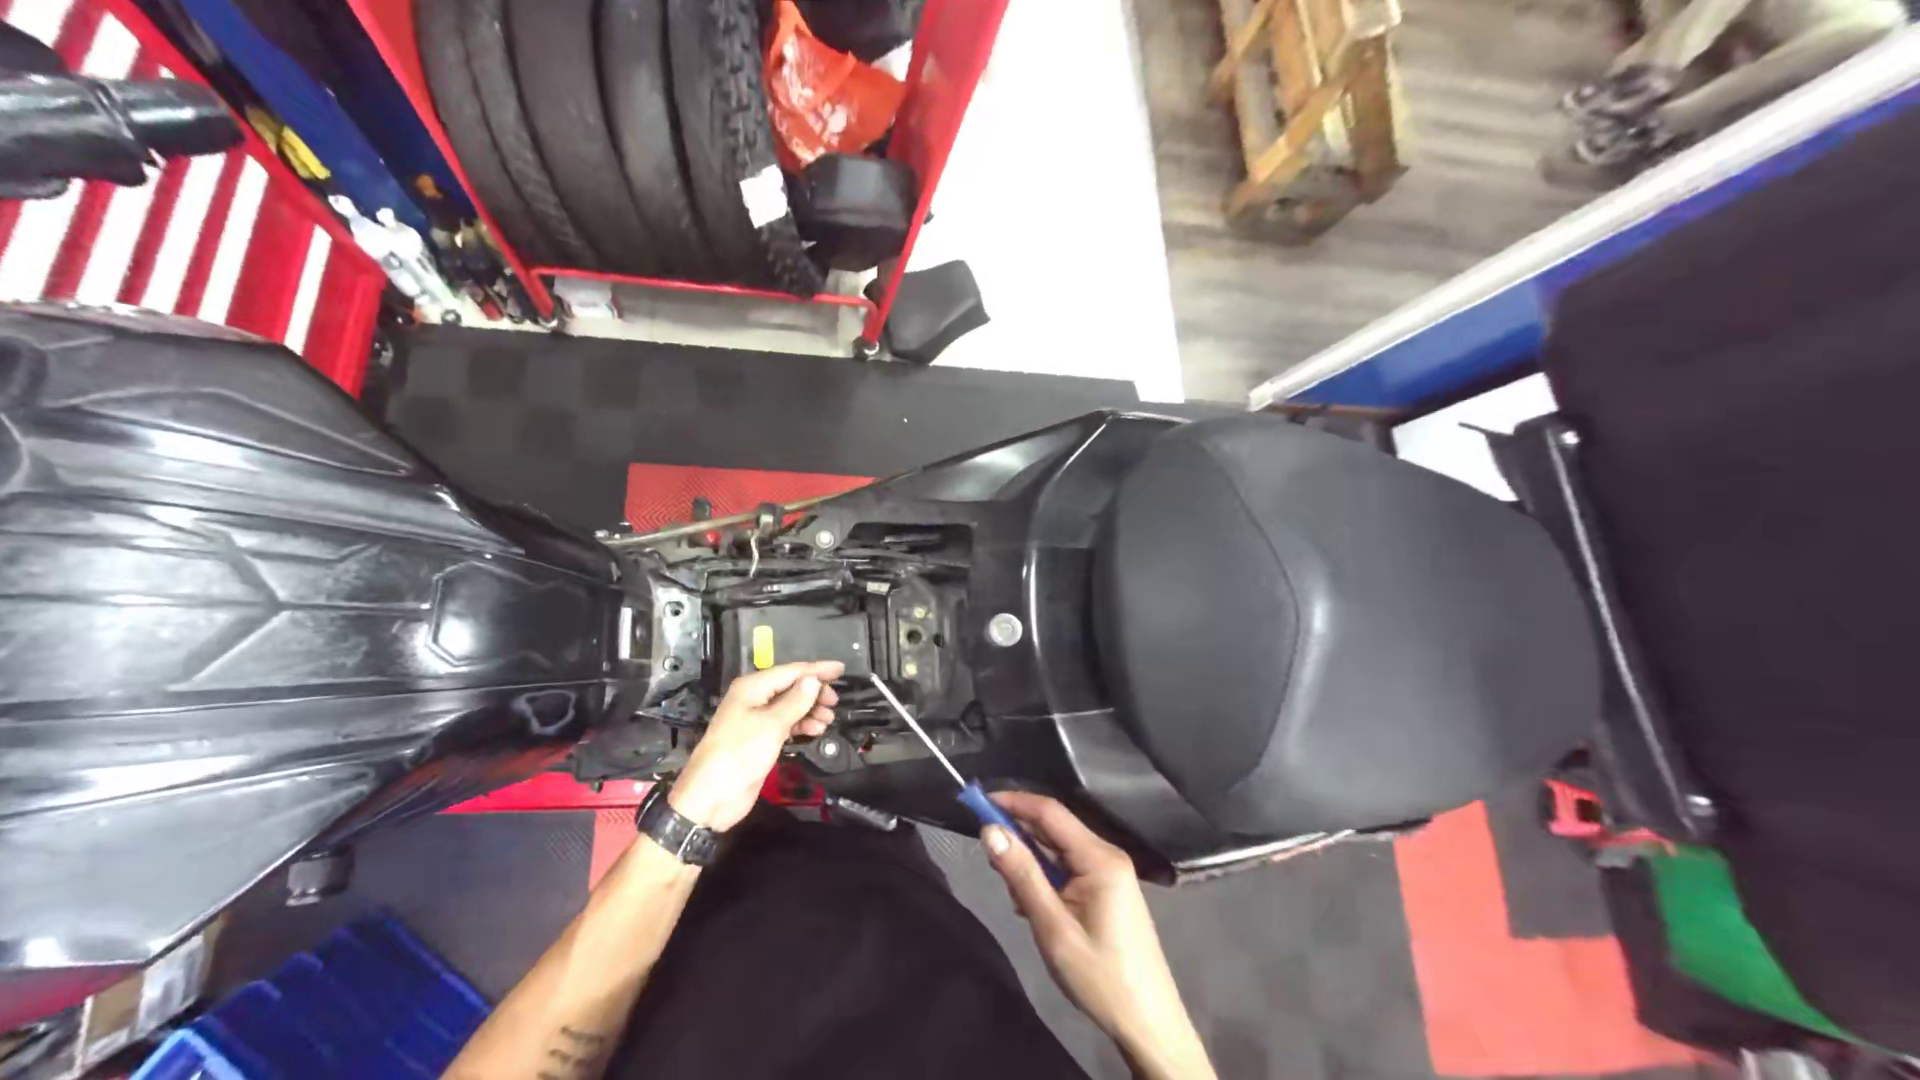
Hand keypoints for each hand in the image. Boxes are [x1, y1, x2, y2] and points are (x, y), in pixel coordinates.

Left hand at [667, 661, 842, 831]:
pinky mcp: (761, 738)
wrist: (712, 796)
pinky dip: (802, 723)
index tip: (841, 669)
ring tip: (828, 719)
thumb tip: (814, 679)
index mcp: (753, 687)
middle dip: (815, 692)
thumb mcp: (772, 725)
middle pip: (791, 687)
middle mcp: (755, 698)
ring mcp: (757, 719)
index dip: (817, 669)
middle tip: (834, 702)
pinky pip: (787, 723)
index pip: (791, 671)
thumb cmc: (740, 754)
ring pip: (791, 706)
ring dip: (811, 710)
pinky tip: (816, 729)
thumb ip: (796, 701)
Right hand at [983, 792, 1216, 1079]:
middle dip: (1018, 836)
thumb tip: (990, 831)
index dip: (1013, 803)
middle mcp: (1107, 855)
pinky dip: (1045, 878)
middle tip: (990, 861)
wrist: (1148, 1024)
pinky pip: (1069, 867)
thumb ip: (1022, 875)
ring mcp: (1110, 872)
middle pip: (1054, 828)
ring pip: (1058, 850)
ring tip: (1016, 897)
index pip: (1050, 812)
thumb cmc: (1100, 977)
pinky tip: (1033, 905)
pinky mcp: (1108, 889)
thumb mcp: (1052, 928)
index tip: (977, 805)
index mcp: (1099, 858)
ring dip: (1031, 862)